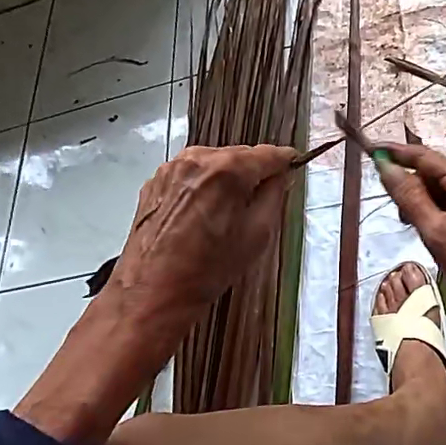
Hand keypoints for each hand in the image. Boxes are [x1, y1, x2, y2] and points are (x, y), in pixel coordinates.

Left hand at [103, 144, 296, 320]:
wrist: (152, 290)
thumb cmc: (208, 269)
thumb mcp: (258, 234)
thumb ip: (275, 196)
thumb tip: (280, 177)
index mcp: (228, 170)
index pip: (269, 153)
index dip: (286, 162)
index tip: (294, 168)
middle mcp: (198, 159)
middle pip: (241, 154)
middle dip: (254, 172)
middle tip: (261, 200)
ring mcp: (173, 167)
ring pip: (215, 162)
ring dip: (228, 178)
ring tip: (228, 211)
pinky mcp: (156, 180)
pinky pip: (192, 174)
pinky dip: (203, 186)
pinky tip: (203, 214)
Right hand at [375, 143, 445, 356]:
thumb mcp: (436, 232)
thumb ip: (409, 197)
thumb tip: (385, 168)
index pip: (424, 156)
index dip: (395, 153)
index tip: (370, 150)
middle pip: (432, 171)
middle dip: (410, 186)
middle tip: (397, 212)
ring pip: (440, 188)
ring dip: (421, 201)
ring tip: (414, 227)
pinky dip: (435, 211)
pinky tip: (429, 232)